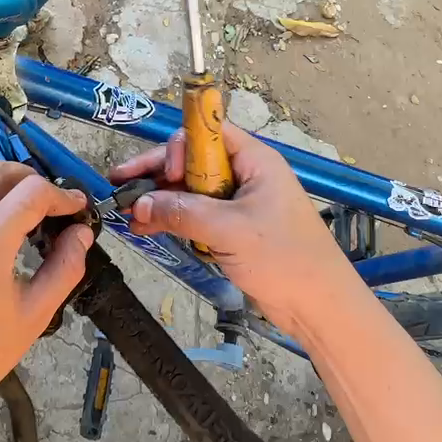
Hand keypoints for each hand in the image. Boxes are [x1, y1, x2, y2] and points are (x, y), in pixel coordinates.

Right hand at [110, 123, 357, 335]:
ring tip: (124, 211)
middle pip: (191, 160)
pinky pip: (194, 214)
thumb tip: (136, 205)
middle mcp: (243, 174)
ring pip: (188, 189)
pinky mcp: (232, 229)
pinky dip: (170, 219)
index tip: (162, 172)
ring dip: (158, 199)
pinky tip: (143, 228)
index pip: (207, 133)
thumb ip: (181, 213)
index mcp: (253, 160)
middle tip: (121, 185)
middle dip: (157, 173)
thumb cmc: (285, 258)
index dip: (180, 146)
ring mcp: (237, 203)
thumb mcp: (229, 231)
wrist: (321, 308)